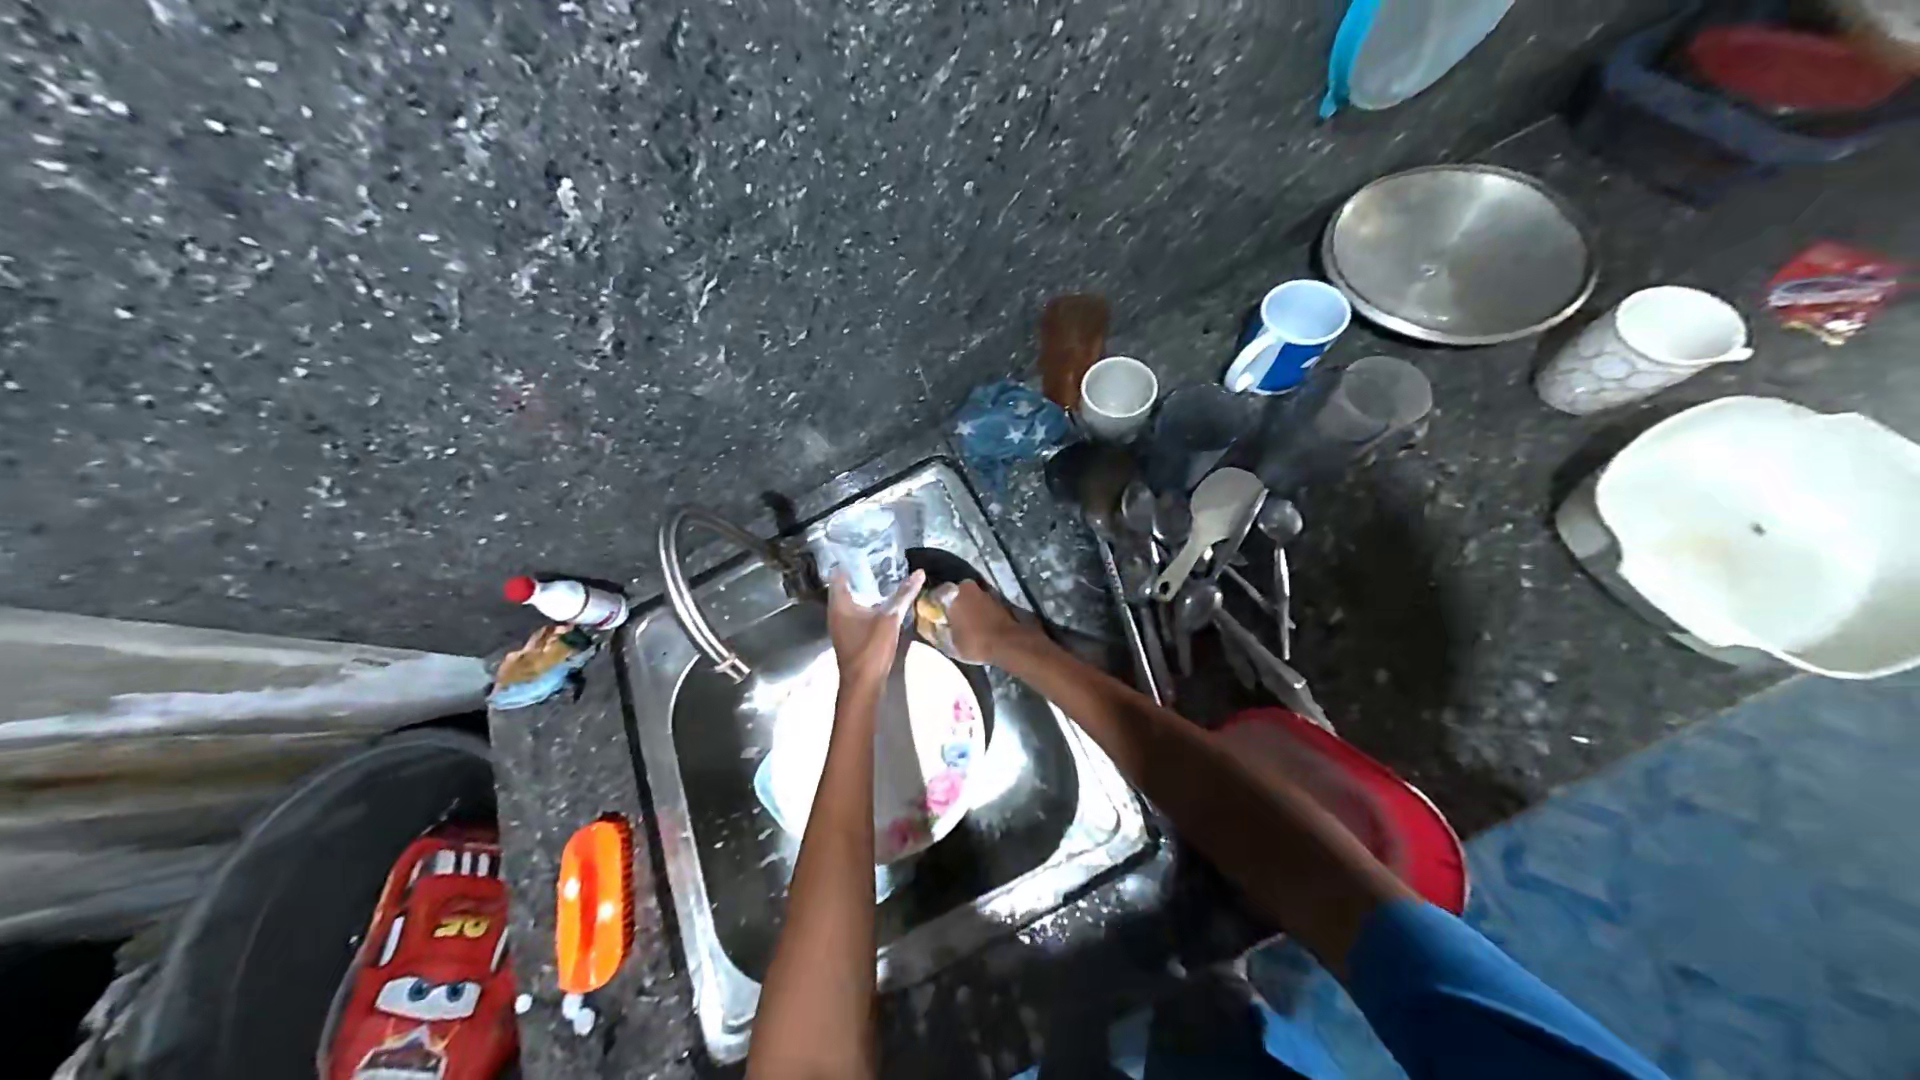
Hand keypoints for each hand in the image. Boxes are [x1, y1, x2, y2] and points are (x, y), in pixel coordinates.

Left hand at [826, 569, 924, 691]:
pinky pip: (857, 613)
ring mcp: (841, 625)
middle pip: (846, 586)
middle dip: (862, 574)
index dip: (851, 560)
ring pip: (852, 601)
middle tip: (881, 560)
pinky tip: (883, 603)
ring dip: (866, 590)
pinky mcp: (850, 636)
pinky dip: (868, 604)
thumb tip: (918, 572)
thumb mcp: (890, 618)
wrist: (863, 685)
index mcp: (839, 604)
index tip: (867, 549)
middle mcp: (835, 612)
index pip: (839, 574)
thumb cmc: (870, 649)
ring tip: (885, 577)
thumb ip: (903, 595)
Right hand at [939, 581, 1042, 665]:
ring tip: (962, 622)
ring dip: (964, 605)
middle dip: (948, 604)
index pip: (933, 595)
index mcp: (950, 594)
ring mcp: (982, 590)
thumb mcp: (949, 644)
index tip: (930, 616)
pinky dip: (976, 608)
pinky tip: (976, 621)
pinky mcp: (996, 597)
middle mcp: (966, 586)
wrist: (1009, 643)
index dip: (930, 605)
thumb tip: (927, 627)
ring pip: (966, 596)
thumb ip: (935, 633)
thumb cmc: (975, 642)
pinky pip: (979, 601)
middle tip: (946, 619)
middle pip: (951, 593)